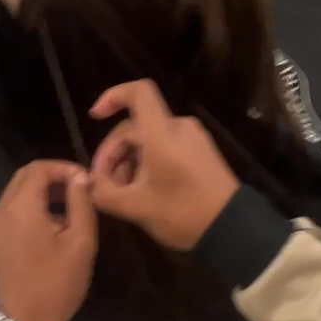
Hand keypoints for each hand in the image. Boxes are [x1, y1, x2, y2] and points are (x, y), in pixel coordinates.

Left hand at [0, 160, 96, 320]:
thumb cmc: (57, 283)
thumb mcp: (81, 242)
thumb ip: (81, 203)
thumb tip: (81, 178)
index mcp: (20, 208)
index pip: (38, 168)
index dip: (64, 167)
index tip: (85, 180)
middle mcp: (0, 211)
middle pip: (24, 176)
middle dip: (53, 176)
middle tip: (79, 190)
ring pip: (16, 192)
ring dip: (42, 191)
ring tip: (70, 206)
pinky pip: (11, 209)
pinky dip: (31, 206)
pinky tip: (52, 223)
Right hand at [86, 80, 239, 250]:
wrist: (233, 228)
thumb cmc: (182, 212)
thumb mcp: (136, 207)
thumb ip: (104, 193)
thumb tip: (88, 184)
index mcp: (161, 132)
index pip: (138, 92)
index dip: (113, 96)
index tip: (95, 116)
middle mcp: (178, 127)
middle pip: (135, 125)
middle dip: (114, 151)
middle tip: (103, 183)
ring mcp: (192, 138)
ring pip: (149, 138)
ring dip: (129, 160)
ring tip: (121, 191)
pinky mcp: (200, 152)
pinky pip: (166, 146)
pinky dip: (148, 161)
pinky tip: (142, 189)